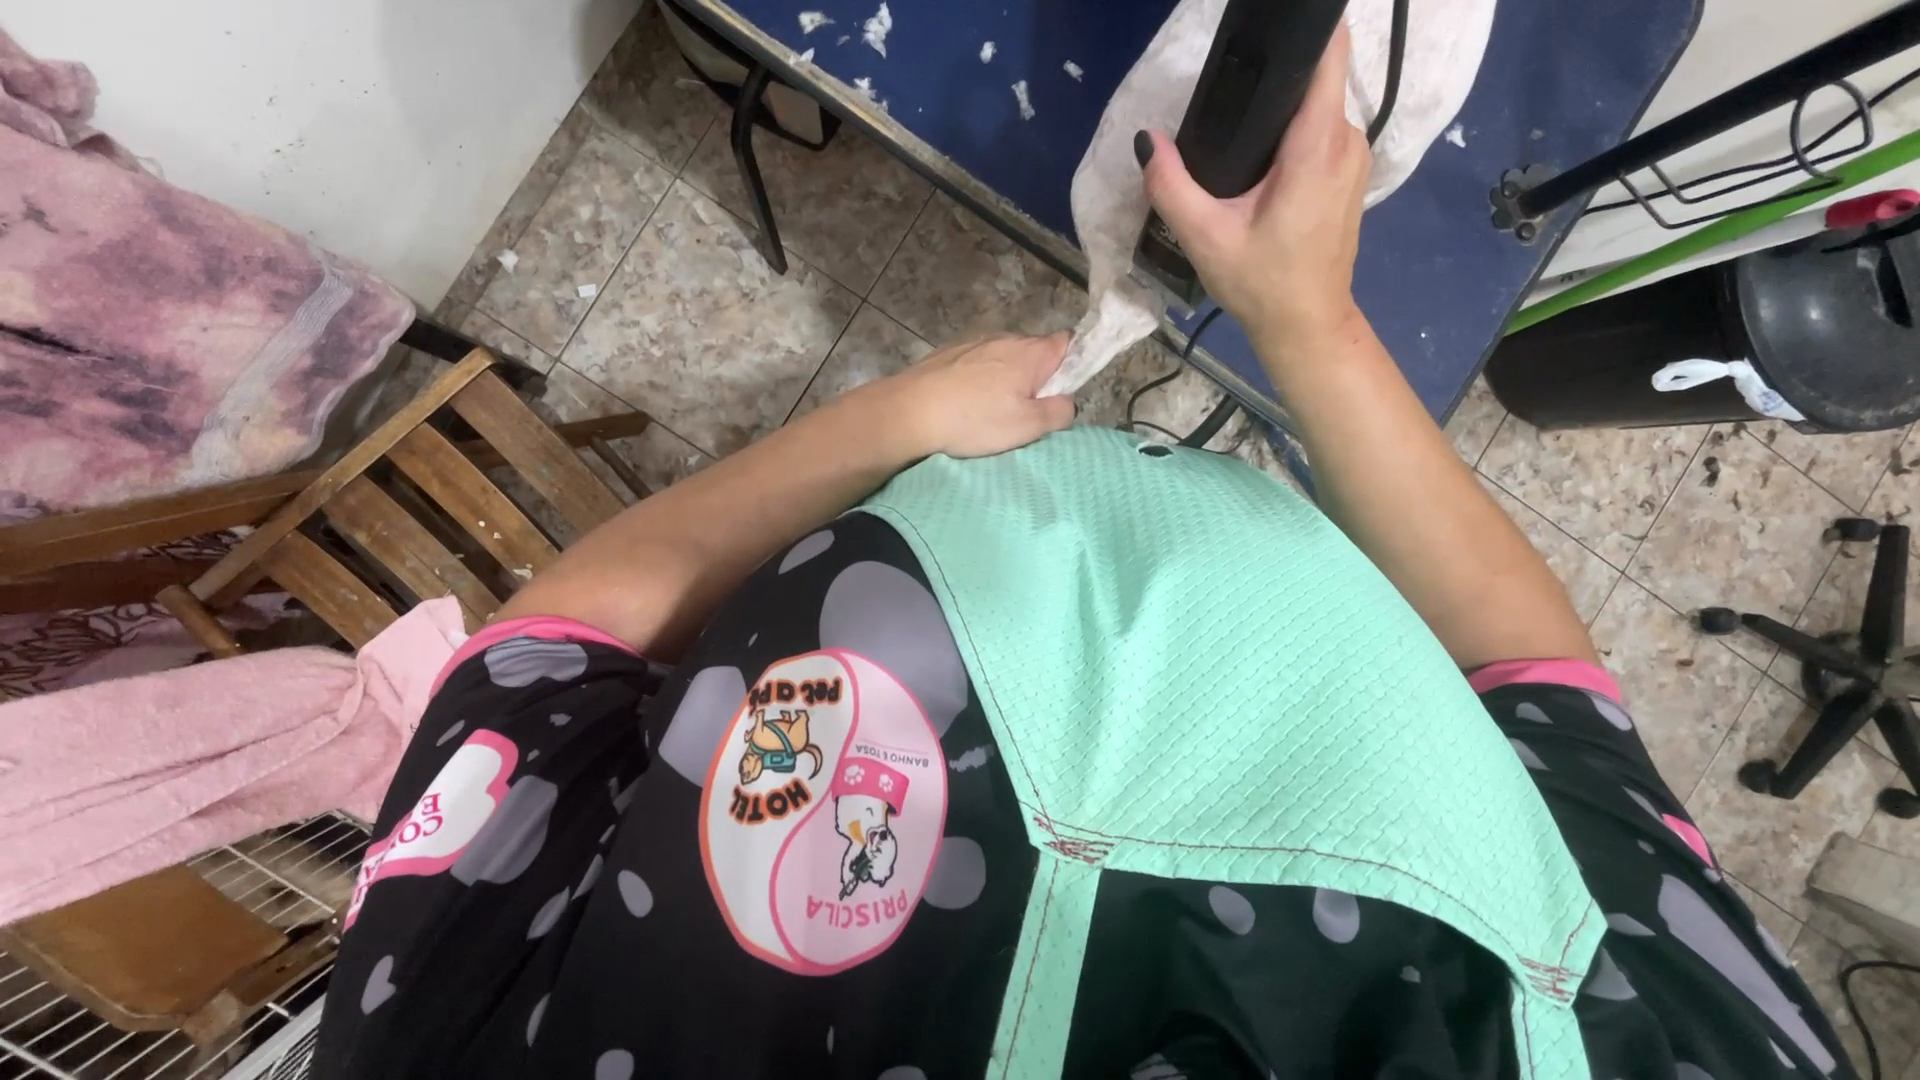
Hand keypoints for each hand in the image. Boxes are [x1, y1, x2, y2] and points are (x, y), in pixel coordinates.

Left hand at [862, 333, 1075, 459]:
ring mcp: (975, 342)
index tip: (1060, 393)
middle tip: (1022, 415)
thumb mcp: (1027, 426)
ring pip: (1004, 361)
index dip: (1072, 366)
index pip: (1069, 343)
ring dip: (1004, 383)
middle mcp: (1006, 338)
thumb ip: (1059, 412)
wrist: (909, 412)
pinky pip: (977, 365)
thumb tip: (1068, 402)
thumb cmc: (974, 420)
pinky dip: (978, 382)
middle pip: (1035, 355)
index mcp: (1031, 352)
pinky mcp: (950, 353)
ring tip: (988, 414)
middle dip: (1035, 381)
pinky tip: (964, 405)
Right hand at [1137, 23, 1371, 355]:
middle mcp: (1347, 140)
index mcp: (1317, 146)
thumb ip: (1172, 185)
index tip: (1267, 31)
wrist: (1306, 326)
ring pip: (1317, 109)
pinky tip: (1260, 164)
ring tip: (1238, 138)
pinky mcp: (1349, 175)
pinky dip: (1293, 136)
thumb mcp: (1205, 238)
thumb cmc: (1261, 284)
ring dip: (1281, 114)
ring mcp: (1354, 157)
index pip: (1328, 56)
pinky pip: (1322, 133)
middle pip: (1315, 81)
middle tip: (1226, 102)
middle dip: (1275, 83)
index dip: (1304, 32)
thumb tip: (1146, 140)